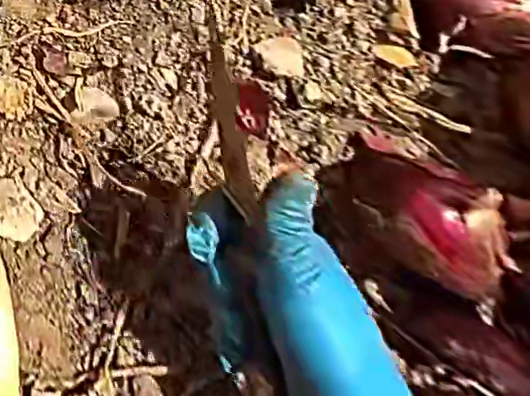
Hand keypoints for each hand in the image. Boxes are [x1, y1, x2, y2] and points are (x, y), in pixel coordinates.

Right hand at [186, 174, 411, 395]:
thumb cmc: (326, 337)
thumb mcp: (300, 270)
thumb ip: (285, 219)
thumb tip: (296, 168)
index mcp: (288, 243)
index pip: (232, 208)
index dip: (211, 219)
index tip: (204, 241)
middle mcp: (278, 268)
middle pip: (220, 250)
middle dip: (217, 278)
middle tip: (234, 306)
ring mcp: (273, 307)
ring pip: (222, 290)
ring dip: (225, 316)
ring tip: (248, 346)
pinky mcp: (267, 342)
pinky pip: (230, 326)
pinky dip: (232, 343)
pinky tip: (248, 361)